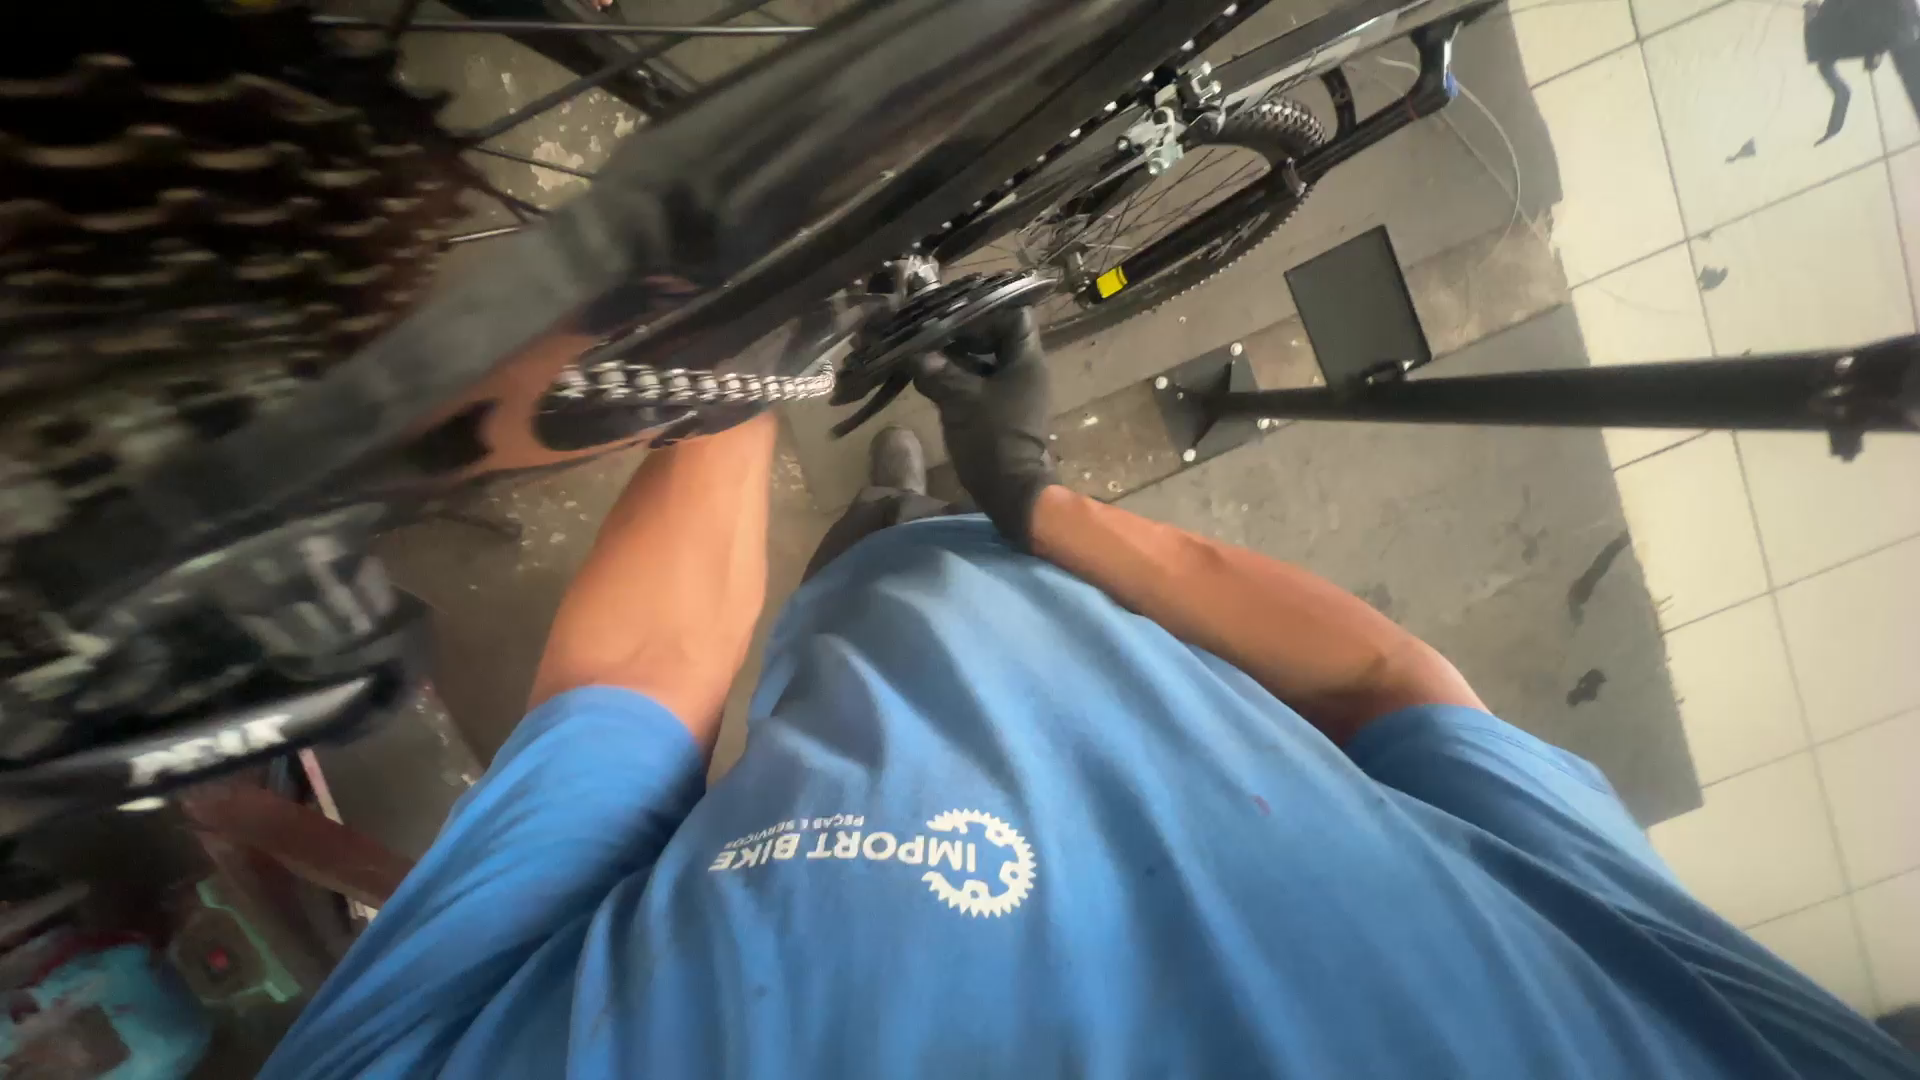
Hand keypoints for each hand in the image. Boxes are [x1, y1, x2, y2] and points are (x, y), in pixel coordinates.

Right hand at [913, 306, 1058, 545]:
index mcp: (1026, 361)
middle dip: (961, 334)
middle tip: (929, 331)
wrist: (1010, 492)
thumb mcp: (959, 400)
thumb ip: (937, 370)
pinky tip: (929, 378)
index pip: (1013, 315)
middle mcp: (1025, 372)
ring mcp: (1015, 395)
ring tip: (922, 352)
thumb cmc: (991, 439)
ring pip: (984, 363)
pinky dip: (957, 379)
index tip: (952, 314)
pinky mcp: (1002, 414)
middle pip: (995, 338)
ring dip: (955, 358)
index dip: (983, 310)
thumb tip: (915, 354)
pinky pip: (979, 385)